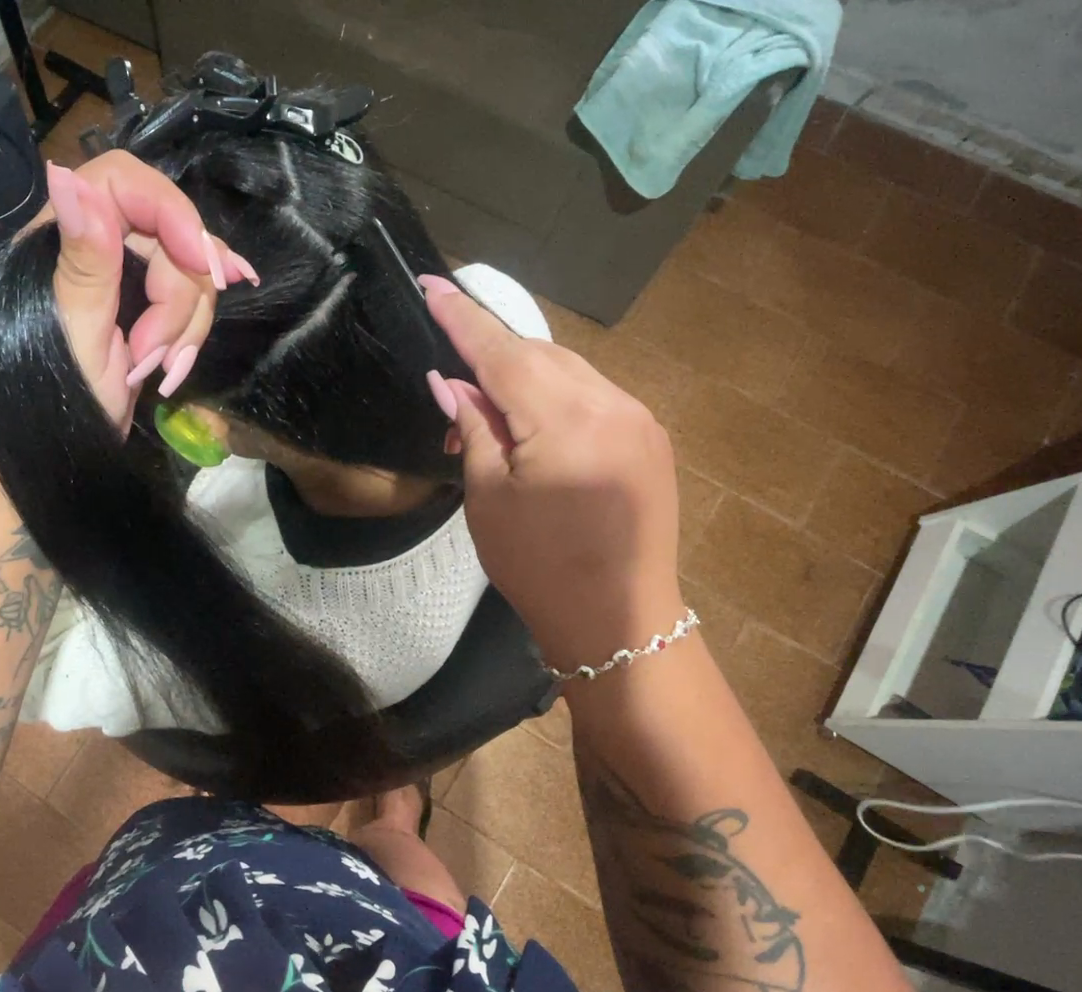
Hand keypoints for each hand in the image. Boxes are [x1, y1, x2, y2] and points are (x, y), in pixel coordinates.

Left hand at [36, 152, 255, 430]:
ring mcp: (124, 277)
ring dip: (182, 327)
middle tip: (151, 353)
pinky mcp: (145, 306)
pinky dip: (188, 336)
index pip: (126, 184)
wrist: (68, 452)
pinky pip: (191, 302)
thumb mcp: (75, 332)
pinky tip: (174, 367)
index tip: (202, 265)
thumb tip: (63, 175)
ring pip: (189, 272)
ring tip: (155, 371)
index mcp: (62, 238)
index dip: (174, 215)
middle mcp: (96, 246)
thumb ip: (83, 258)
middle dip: (176, 299)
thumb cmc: (59, 399)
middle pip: (170, 235)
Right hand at [421, 275, 684, 670]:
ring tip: (483, 402)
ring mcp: (638, 417)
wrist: (616, 617)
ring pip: (568, 370)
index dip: (463, 318)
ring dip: (522, 374)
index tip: (432, 284)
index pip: (503, 352)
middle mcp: (612, 404)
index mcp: (566, 420)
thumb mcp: (488, 497)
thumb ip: (475, 428)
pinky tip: (530, 419)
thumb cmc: (537, 565)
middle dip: (490, 348)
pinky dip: (553, 394)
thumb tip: (452, 382)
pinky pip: (592, 394)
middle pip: (539, 353)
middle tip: (447, 364)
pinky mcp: (649, 436)